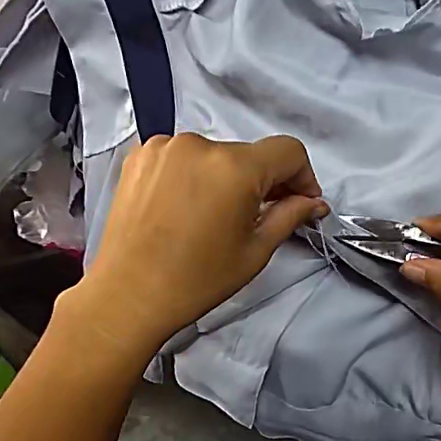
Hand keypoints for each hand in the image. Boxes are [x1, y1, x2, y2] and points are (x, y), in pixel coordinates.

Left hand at [64, 134, 326, 355]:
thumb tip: (312, 202)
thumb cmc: (192, 280)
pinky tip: (187, 206)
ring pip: (215, 155)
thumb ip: (289, 216)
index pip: (287, 151)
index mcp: (235, 168)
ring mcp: (165, 148)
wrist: (128, 294)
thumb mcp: (254, 251)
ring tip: (214, 216)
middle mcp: (200, 146)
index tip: (300, 200)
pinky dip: (192, 174)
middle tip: (259, 216)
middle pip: (250, 154)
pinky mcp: (140, 157)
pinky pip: (183, 157)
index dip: (303, 176)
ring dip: (225, 177)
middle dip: (262, 181)